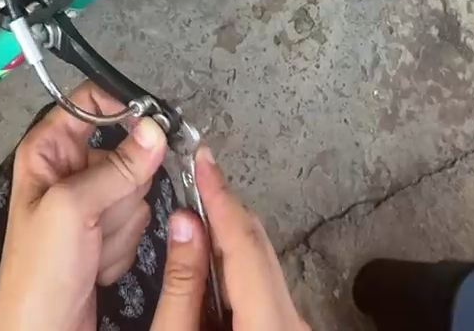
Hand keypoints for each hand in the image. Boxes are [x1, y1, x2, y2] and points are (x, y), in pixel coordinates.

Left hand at [0, 85, 168, 330]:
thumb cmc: (38, 273)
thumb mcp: (74, 208)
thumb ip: (118, 168)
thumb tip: (154, 130)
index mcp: (48, 149)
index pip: (90, 102)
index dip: (121, 107)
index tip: (151, 124)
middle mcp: (69, 170)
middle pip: (124, 151)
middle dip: (121, 189)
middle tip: (99, 214)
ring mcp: (89, 203)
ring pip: (135, 190)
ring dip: (120, 224)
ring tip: (92, 246)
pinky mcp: (105, 232)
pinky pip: (136, 222)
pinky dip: (122, 245)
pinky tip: (97, 262)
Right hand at [150, 146, 310, 330]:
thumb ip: (182, 283)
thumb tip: (185, 222)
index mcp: (269, 325)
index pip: (244, 243)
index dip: (220, 196)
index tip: (203, 159)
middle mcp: (291, 322)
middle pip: (256, 247)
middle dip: (222, 207)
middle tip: (196, 170)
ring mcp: (291, 326)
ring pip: (258, 262)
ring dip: (224, 235)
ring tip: (196, 205)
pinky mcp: (283, 329)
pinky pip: (260, 283)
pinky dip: (233, 262)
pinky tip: (210, 254)